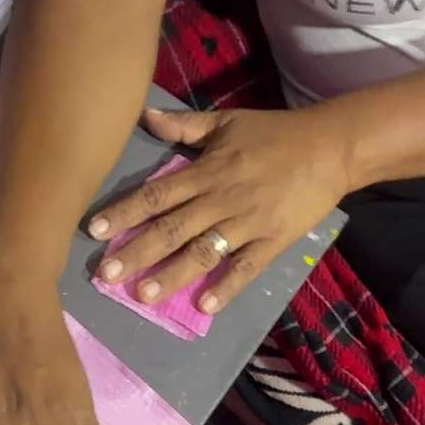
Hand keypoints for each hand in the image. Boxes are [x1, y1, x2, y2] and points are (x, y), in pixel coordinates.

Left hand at [88, 106, 352, 314]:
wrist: (331, 146)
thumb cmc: (274, 135)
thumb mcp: (226, 123)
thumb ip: (184, 126)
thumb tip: (145, 118)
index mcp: (205, 172)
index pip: (156, 194)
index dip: (123, 212)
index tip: (93, 230)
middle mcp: (219, 199)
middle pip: (171, 228)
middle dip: (136, 252)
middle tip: (105, 276)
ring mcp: (246, 222)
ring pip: (202, 251)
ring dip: (172, 274)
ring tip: (144, 296)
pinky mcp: (272, 241)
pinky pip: (246, 267)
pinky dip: (227, 286)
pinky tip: (206, 307)